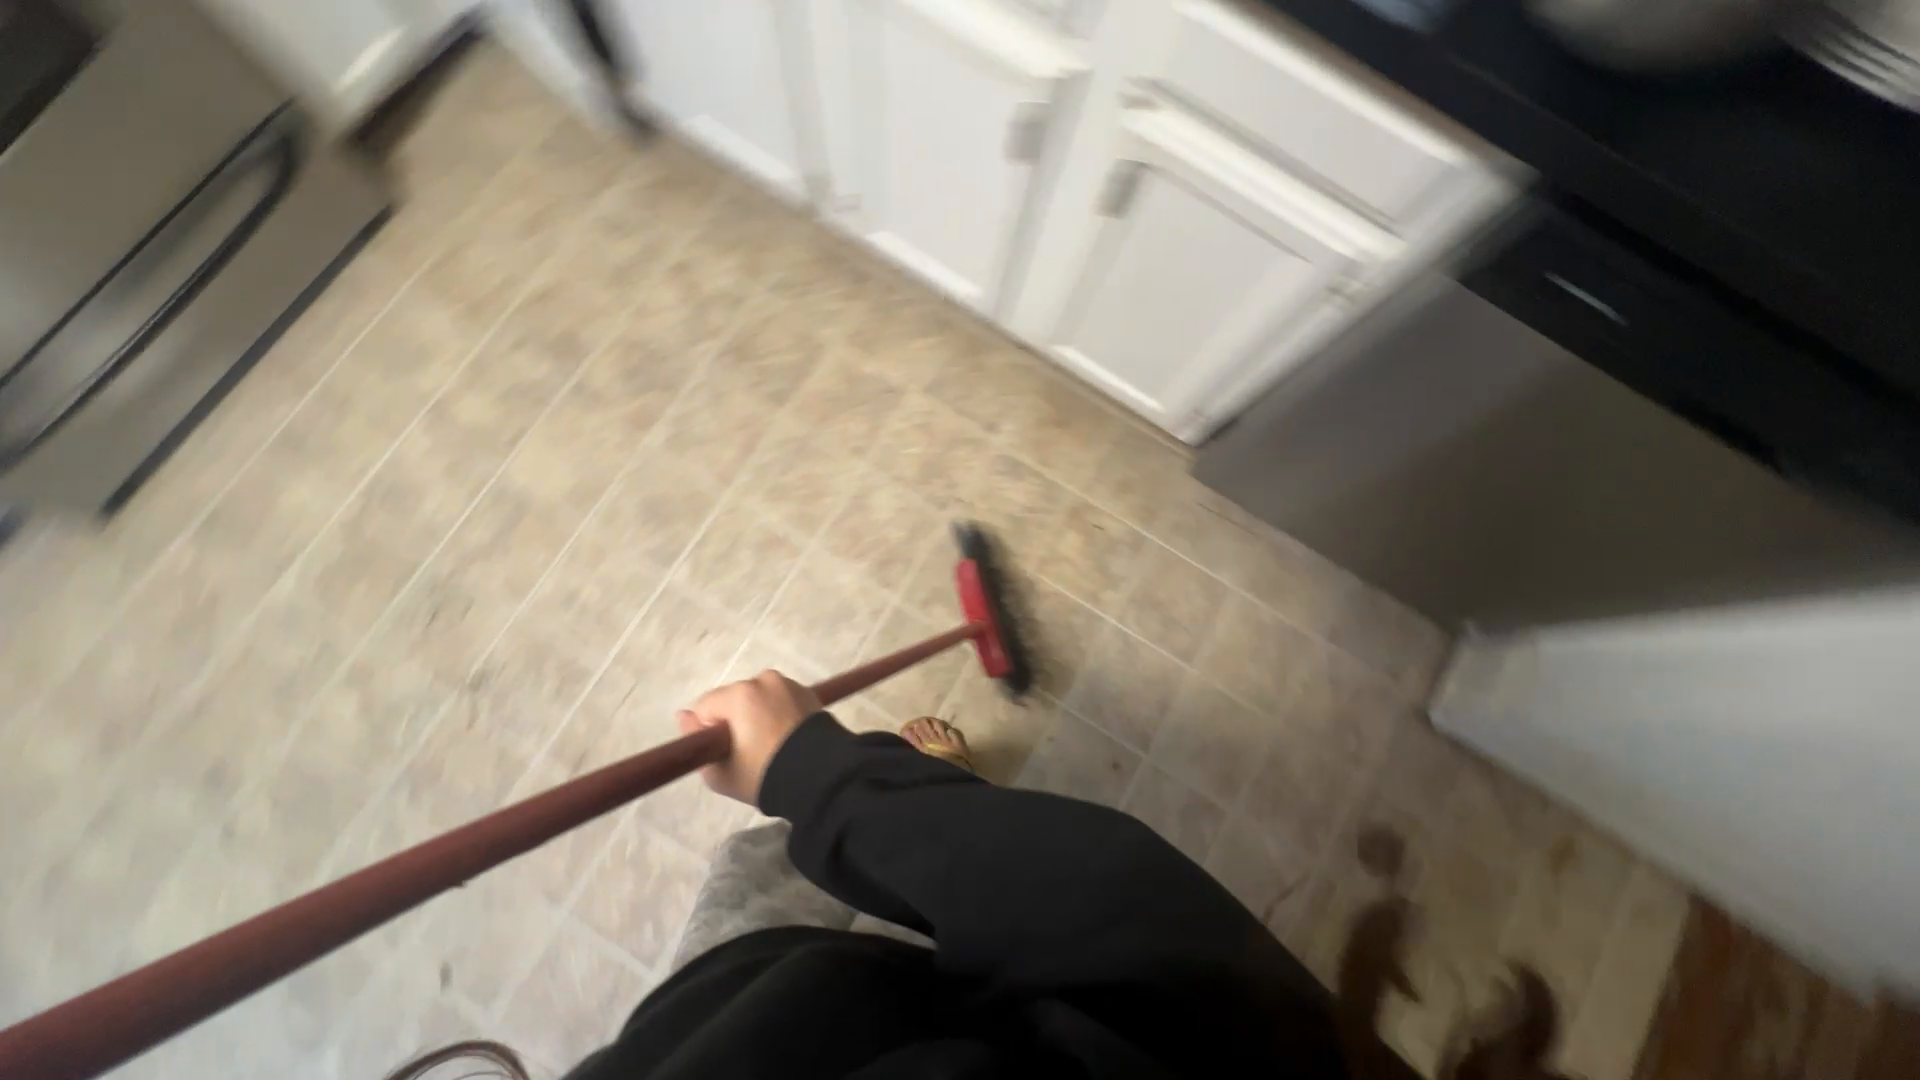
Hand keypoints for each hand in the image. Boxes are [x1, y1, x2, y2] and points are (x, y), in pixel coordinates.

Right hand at [676, 670, 820, 806]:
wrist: (821, 777)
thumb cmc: (763, 775)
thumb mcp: (719, 772)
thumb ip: (695, 740)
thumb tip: (683, 715)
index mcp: (739, 694)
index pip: (706, 707)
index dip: (710, 732)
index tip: (725, 754)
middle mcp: (764, 680)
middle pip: (734, 700)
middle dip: (736, 721)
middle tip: (750, 753)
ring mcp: (789, 684)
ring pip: (759, 699)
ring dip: (759, 716)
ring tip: (773, 747)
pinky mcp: (809, 693)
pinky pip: (781, 701)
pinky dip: (779, 715)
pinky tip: (788, 739)